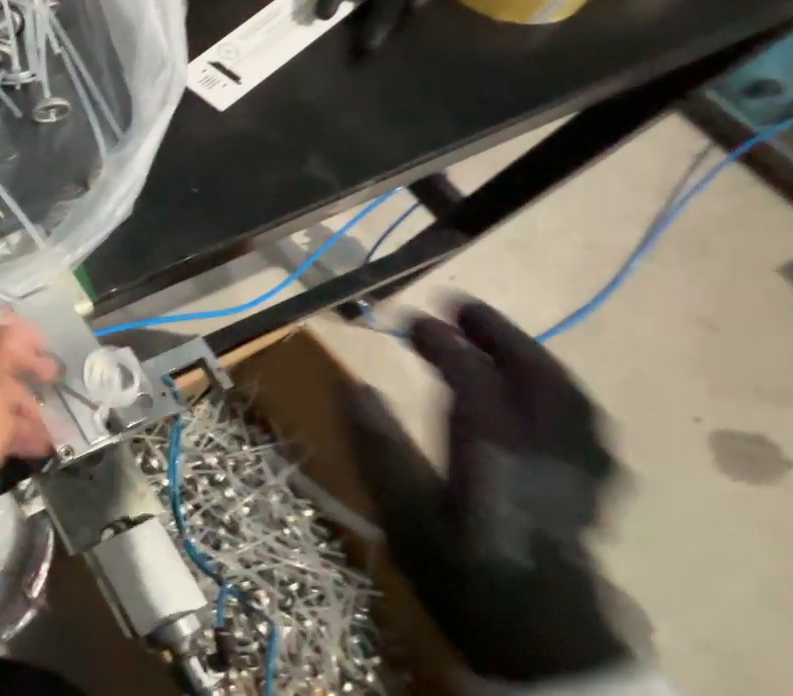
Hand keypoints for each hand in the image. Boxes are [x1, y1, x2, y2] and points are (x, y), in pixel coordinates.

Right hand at [345, 299, 626, 683]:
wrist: (540, 642)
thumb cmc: (460, 577)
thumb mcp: (403, 518)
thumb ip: (379, 449)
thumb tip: (352, 386)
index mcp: (496, 456)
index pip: (474, 378)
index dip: (442, 343)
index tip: (408, 321)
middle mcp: (546, 452)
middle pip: (534, 376)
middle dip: (496, 335)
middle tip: (456, 307)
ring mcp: (580, 470)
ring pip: (568, 394)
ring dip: (531, 355)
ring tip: (495, 335)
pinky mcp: (595, 487)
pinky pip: (587, 422)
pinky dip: (561, 391)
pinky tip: (543, 391)